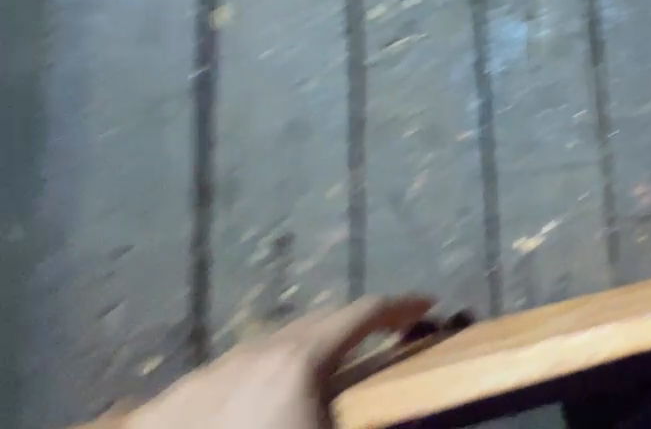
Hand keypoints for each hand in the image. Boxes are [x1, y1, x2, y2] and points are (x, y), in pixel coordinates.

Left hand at [116, 296, 432, 428]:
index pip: (366, 310)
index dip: (404, 304)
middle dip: (352, 325)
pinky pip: (211, 383)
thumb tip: (410, 400)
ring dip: (295, 352)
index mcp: (301, 360)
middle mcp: (251, 355)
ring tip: (309, 376)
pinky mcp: (151, 414)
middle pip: (314, 322)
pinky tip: (243, 408)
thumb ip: (367, 409)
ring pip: (259, 349)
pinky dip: (242, 383)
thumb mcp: (333, 427)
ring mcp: (196, 382)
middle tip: (378, 338)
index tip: (428, 305)